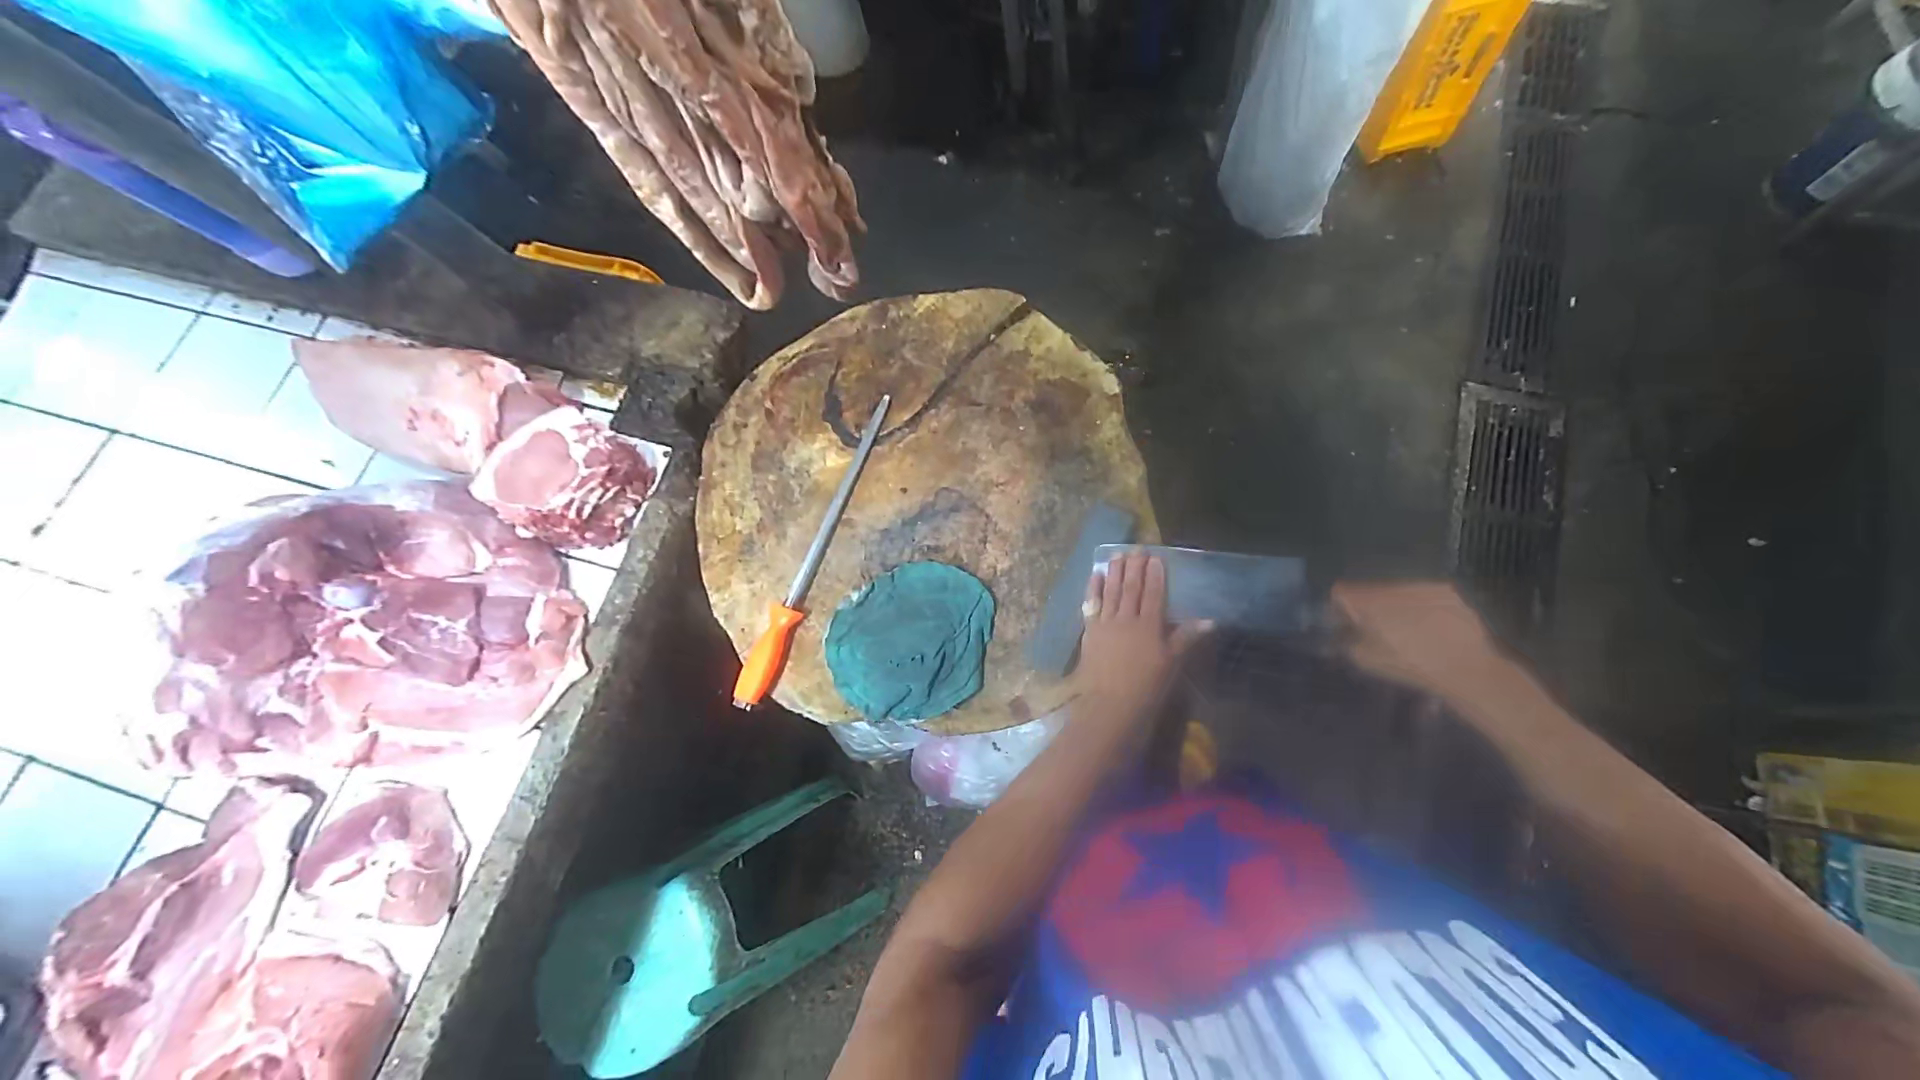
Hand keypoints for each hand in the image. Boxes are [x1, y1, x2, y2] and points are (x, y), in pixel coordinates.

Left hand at [1077, 554, 1207, 717]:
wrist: (1110, 704)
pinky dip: (1093, 589)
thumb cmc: (1147, 687)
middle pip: (1131, 588)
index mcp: (1149, 626)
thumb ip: (1186, 638)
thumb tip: (1209, 620)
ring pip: (1111, 592)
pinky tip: (1095, 576)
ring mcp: (1105, 624)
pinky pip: (1091, 604)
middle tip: (1136, 548)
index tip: (1155, 558)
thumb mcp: (1171, 663)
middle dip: (1134, 567)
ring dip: (1114, 572)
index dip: (1155, 575)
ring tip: (1117, 555)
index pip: (1154, 594)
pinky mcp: (1089, 632)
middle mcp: (1126, 619)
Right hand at [1329, 581, 1509, 701]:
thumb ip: (1347, 641)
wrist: (1468, 667)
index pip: (1340, 592)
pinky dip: (1420, 605)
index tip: (1346, 623)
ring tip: (1408, 626)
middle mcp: (1391, 587)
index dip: (1340, 607)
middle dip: (1370, 606)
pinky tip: (1431, 623)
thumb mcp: (1368, 660)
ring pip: (1396, 590)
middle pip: (1369, 589)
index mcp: (1367, 602)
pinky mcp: (1446, 589)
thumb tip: (1341, 633)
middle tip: (1378, 627)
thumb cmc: (1411, 666)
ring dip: (1395, 604)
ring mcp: (1420, 585)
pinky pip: (1422, 593)